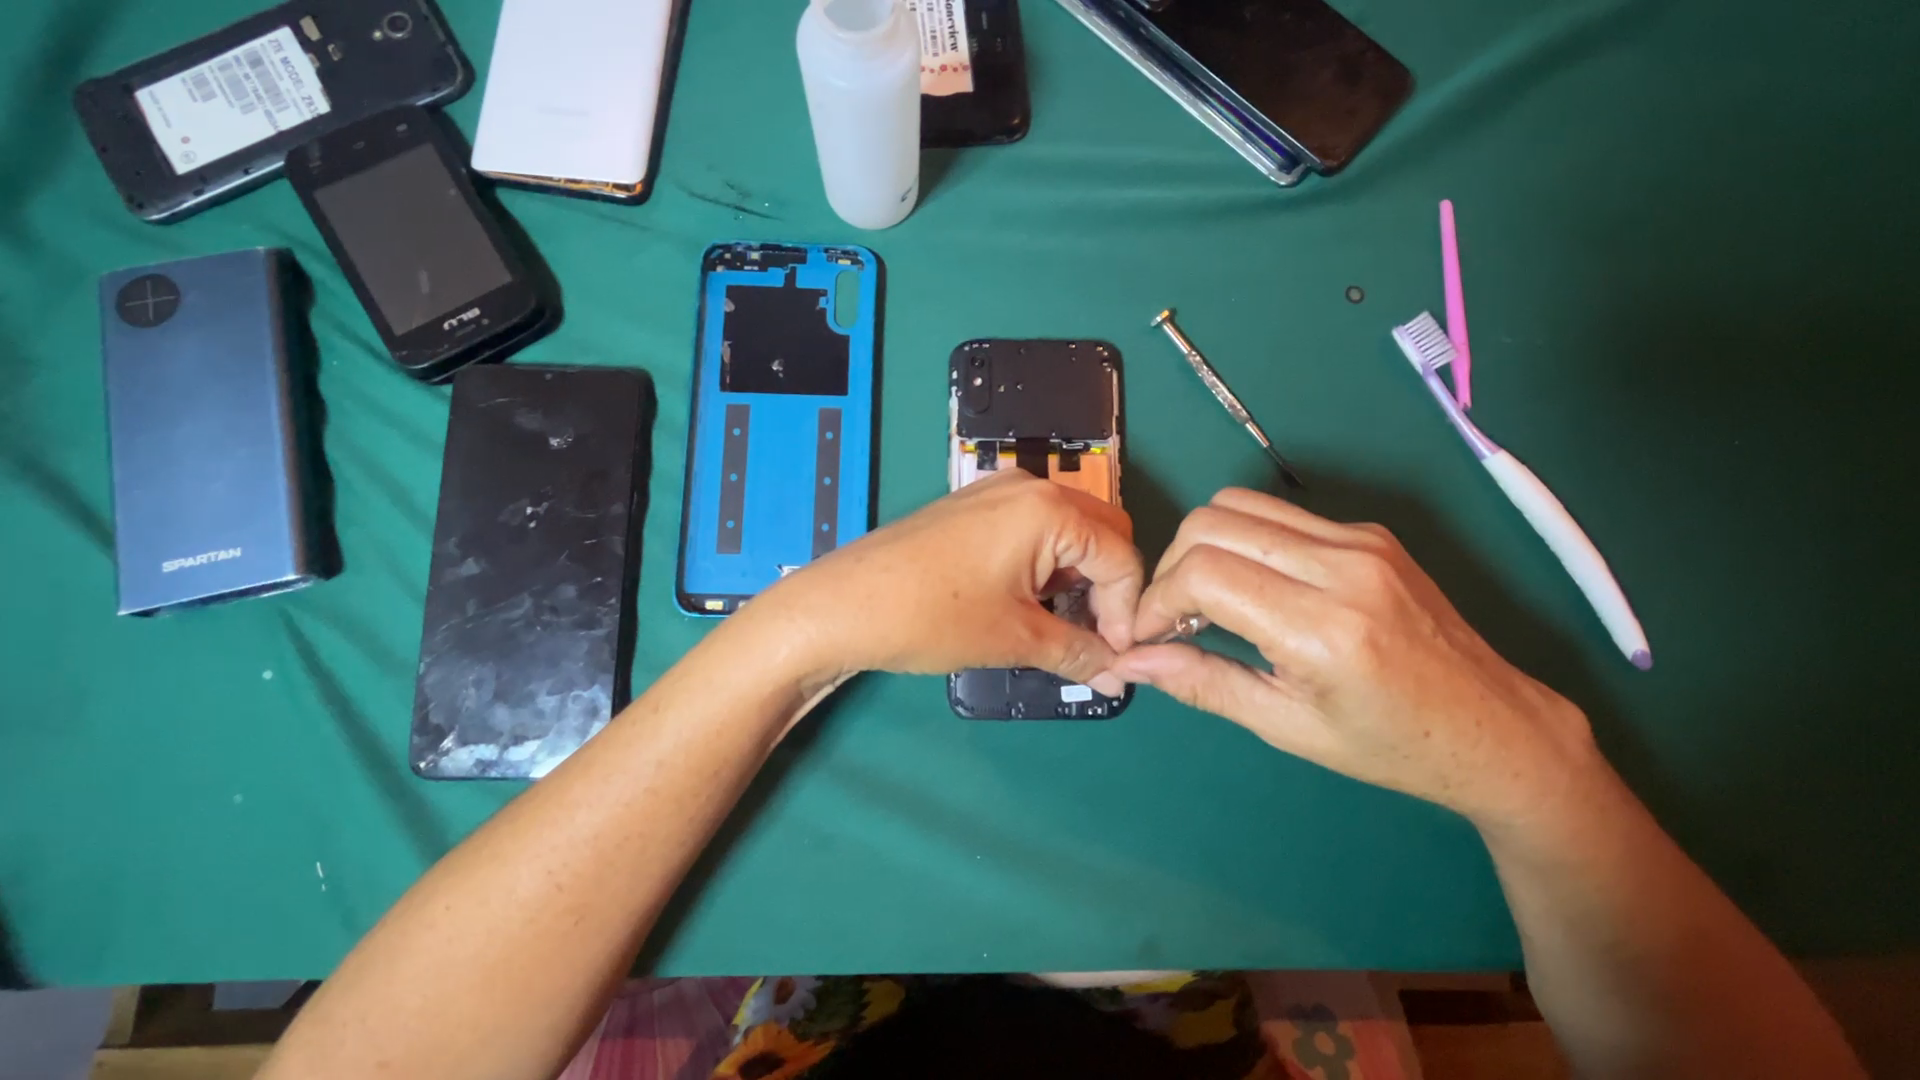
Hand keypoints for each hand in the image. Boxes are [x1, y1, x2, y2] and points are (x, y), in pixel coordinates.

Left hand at [755, 470, 1143, 695]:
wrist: (842, 605)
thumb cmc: (932, 617)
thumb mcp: (1014, 638)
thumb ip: (1078, 652)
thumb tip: (1118, 672)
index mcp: (1050, 509)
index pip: (1123, 557)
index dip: (1128, 611)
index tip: (1117, 656)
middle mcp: (1030, 487)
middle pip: (1102, 535)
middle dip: (1108, 590)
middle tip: (1094, 640)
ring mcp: (997, 493)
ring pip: (1069, 533)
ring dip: (1078, 579)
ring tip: (1060, 631)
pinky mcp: (973, 509)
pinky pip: (1034, 531)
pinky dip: (1047, 567)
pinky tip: (1028, 605)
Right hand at [1107, 488, 1596, 827]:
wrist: (1495, 729)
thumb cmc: (1388, 746)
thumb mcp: (1287, 728)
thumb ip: (1203, 684)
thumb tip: (1131, 661)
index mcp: (1323, 628)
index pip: (1204, 573)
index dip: (1157, 600)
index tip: (1148, 636)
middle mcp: (1342, 566)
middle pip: (1212, 523)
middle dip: (1171, 568)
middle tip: (1173, 619)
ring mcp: (1360, 540)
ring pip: (1239, 505)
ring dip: (1202, 547)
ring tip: (1206, 600)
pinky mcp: (1369, 533)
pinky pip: (1278, 516)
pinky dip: (1242, 543)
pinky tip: (1254, 589)